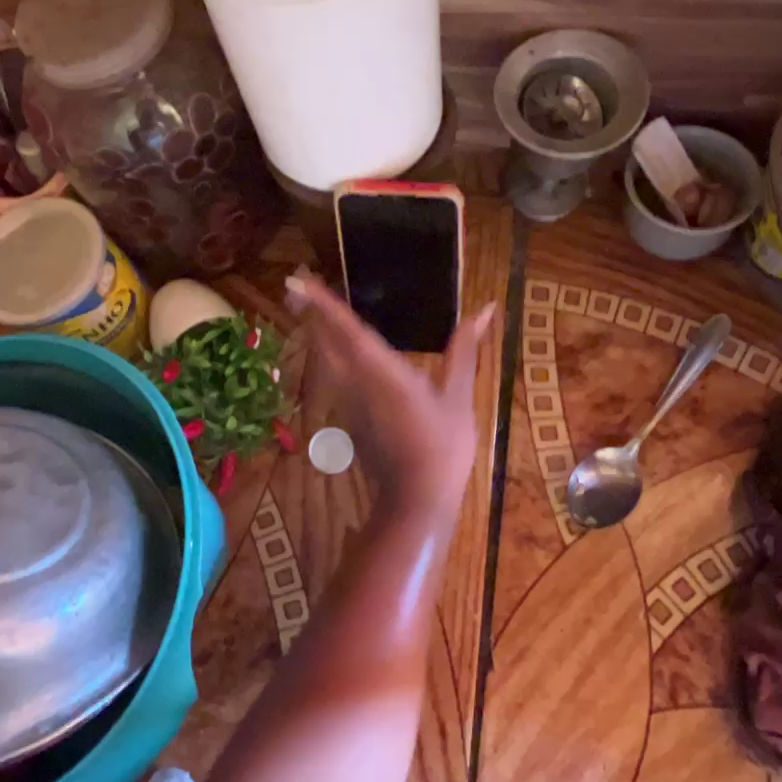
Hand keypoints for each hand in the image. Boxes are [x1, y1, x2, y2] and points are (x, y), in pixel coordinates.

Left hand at [286, 273, 494, 525]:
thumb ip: (464, 350)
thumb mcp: (460, 396)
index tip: (300, 280)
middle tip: (297, 284)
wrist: (416, 501)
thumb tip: (484, 309)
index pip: (347, 328)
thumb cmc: (443, 447)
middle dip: (311, 312)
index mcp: (383, 371)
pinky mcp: (350, 417)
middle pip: (326, 341)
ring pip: (326, 360)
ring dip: (318, 333)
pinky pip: (335, 376)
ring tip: (312, 309)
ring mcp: (349, 402)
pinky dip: (330, 355)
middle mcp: (357, 382)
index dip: (323, 303)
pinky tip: (337, 350)